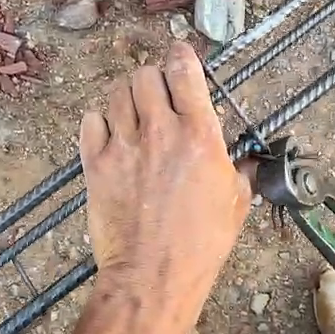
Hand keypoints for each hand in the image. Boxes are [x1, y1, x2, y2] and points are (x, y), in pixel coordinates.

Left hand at [79, 42, 250, 333]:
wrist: (153, 277)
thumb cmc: (199, 245)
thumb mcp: (236, 202)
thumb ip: (238, 168)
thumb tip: (243, 158)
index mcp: (200, 135)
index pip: (185, 70)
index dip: (181, 56)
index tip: (180, 57)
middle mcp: (161, 131)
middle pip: (145, 74)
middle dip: (152, 79)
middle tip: (157, 94)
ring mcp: (124, 145)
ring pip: (117, 92)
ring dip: (126, 97)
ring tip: (134, 113)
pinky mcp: (96, 163)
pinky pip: (91, 120)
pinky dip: (100, 121)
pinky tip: (111, 135)